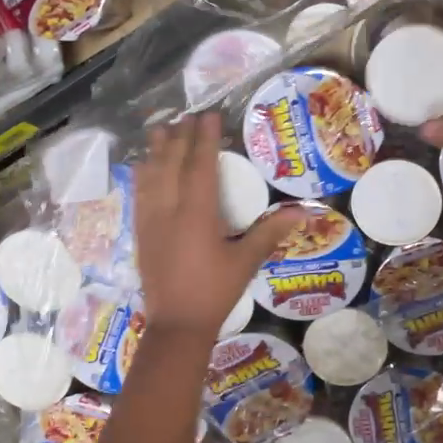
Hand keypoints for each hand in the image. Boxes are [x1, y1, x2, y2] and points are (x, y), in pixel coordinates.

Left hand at [134, 114, 301, 336]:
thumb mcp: (246, 262)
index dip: (204, 139)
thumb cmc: (215, 292)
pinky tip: (143, 168)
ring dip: (155, 151)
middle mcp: (169, 211)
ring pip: (149, 176)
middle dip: (177, 138)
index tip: (208, 116)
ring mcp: (150, 222)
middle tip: (184, 116)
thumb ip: (270, 232)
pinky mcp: (140, 234)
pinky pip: (139, 195)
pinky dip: (142, 175)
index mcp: (196, 215)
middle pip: (170, 164)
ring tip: (159, 130)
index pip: (200, 166)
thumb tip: (304, 211)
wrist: (176, 325)